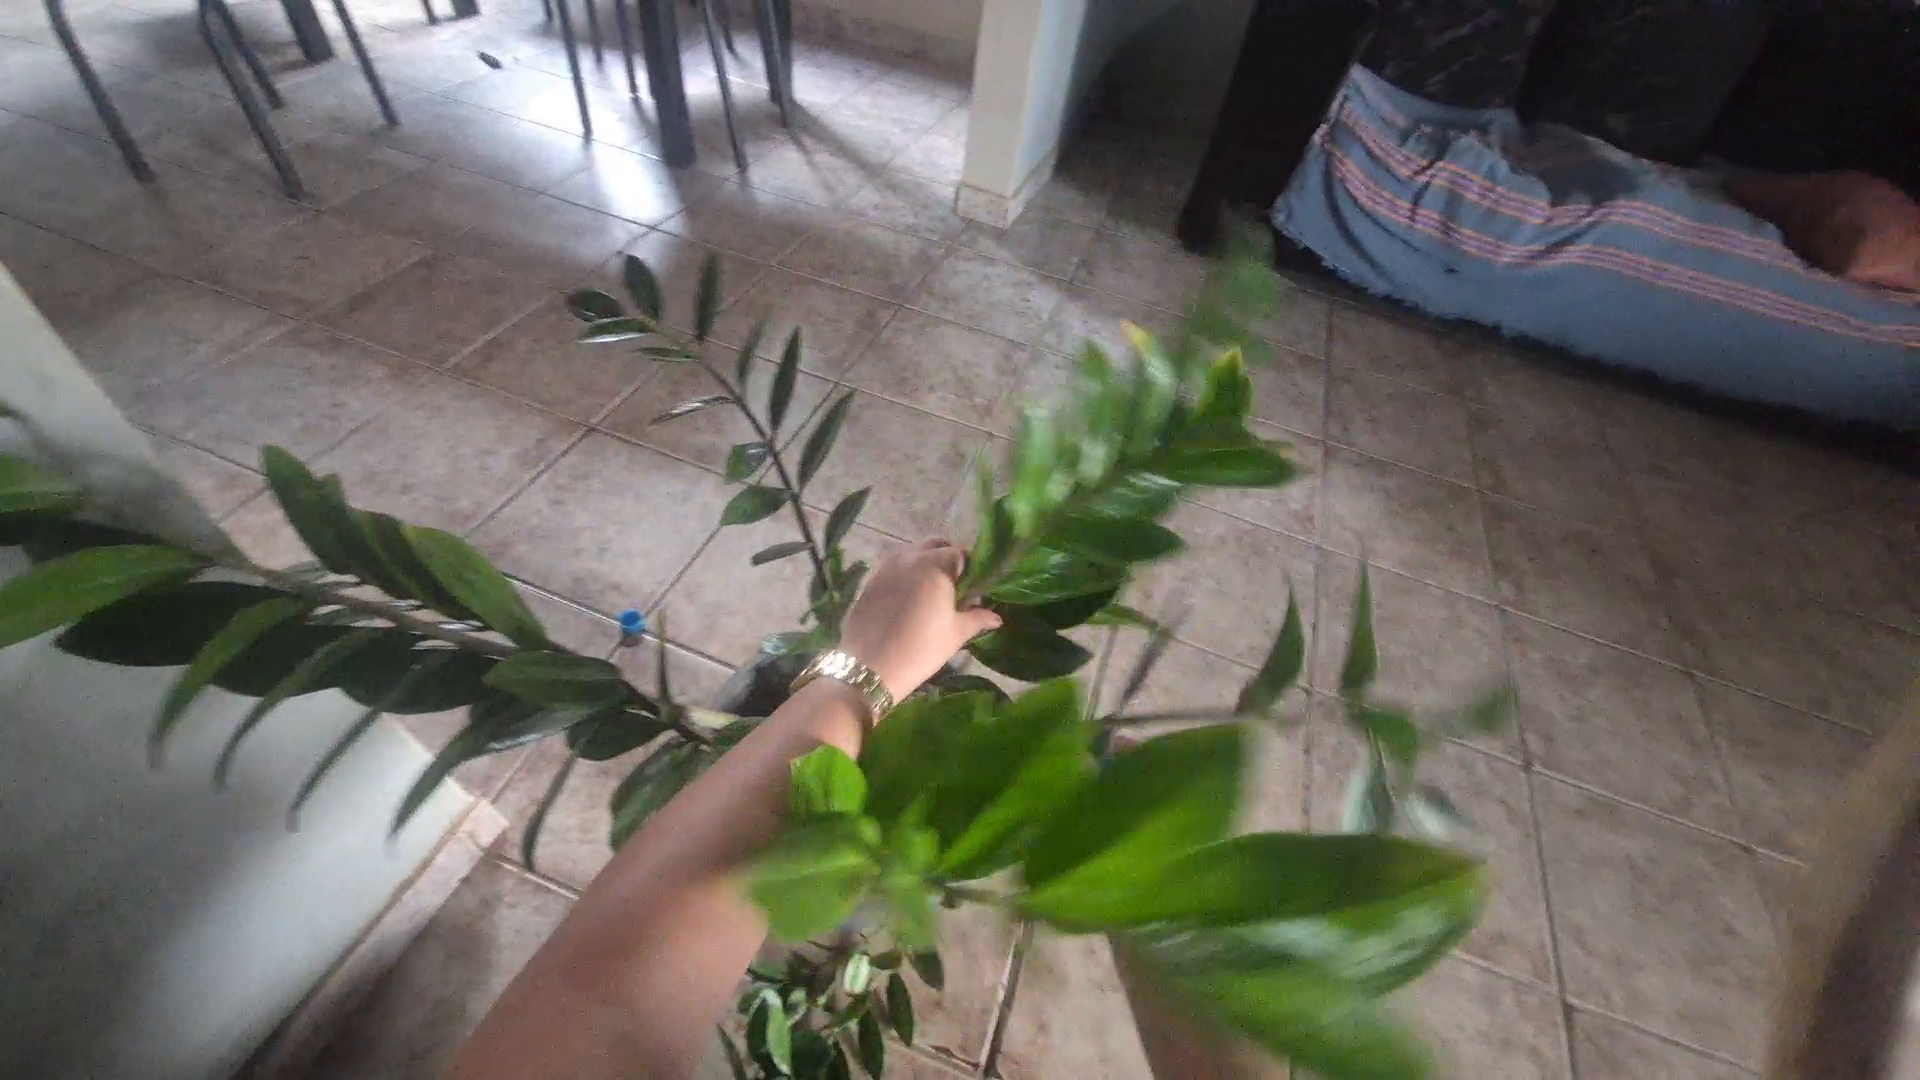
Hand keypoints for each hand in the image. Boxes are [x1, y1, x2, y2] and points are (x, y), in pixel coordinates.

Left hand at [838, 539, 1002, 703]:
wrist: (870, 667)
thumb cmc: (921, 648)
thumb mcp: (955, 634)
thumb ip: (977, 618)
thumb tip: (996, 617)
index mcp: (935, 565)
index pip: (960, 554)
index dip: (970, 570)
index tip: (972, 590)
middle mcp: (910, 557)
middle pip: (935, 546)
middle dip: (947, 560)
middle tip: (952, 589)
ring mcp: (887, 567)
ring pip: (913, 554)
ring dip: (926, 566)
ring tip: (929, 596)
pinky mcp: (871, 581)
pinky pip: (895, 568)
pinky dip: (906, 576)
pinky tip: (907, 603)